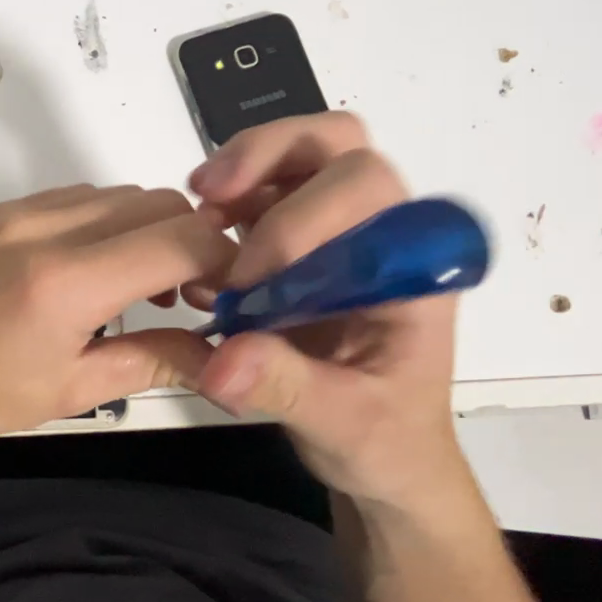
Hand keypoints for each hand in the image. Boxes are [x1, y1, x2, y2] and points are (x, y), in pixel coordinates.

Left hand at [0, 185, 235, 451]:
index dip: (223, 260)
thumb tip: (222, 352)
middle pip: (159, 203)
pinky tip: (100, 266)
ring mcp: (21, 212)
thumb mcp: (74, 389)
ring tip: (145, 285)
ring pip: (122, 194)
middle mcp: (44, 230)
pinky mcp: (6, 209)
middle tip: (192, 295)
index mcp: (64, 284)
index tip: (230, 294)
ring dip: (152, 228)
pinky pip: (82, 196)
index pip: (179, 239)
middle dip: (193, 242)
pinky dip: (110, 221)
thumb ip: (154, 360)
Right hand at [185, 113, 462, 502]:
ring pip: (294, 157)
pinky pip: (258, 198)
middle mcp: (374, 234)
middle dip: (266, 157)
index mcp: (408, 267)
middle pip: (333, 146)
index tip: (248, 284)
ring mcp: (332, 236)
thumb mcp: (343, 425)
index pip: (368, 190)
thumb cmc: (384, 440)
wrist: (381, 455)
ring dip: (239, 173)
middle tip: (208, 196)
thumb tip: (222, 362)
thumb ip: (288, 389)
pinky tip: (195, 248)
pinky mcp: (294, 249)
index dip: (301, 217)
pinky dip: (221, 207)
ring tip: (194, 220)